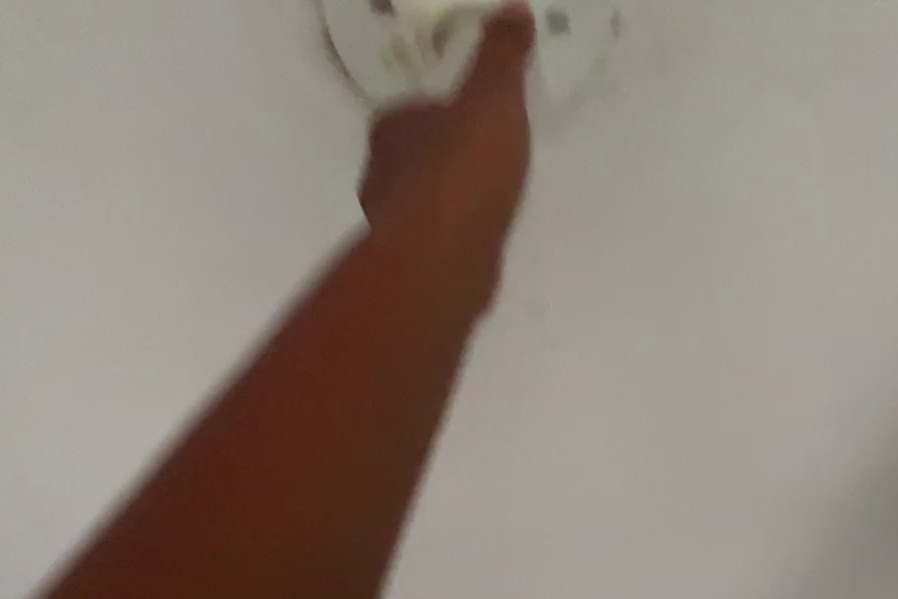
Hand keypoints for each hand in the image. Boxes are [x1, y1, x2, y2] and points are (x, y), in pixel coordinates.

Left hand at [358, 6, 535, 256]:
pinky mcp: (412, 273)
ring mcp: (393, 231)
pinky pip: (434, 249)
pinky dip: (451, 244)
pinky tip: (476, 247)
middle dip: (438, 165)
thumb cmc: (462, 171)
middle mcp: (382, 178)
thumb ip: (502, 58)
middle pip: (410, 164)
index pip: (408, 114)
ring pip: (419, 211)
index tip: (463, 121)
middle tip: (477, 166)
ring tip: (483, 209)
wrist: (445, 258)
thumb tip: (515, 7)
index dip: (435, 116)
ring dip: (444, 209)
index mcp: (393, 129)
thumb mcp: (492, 100)